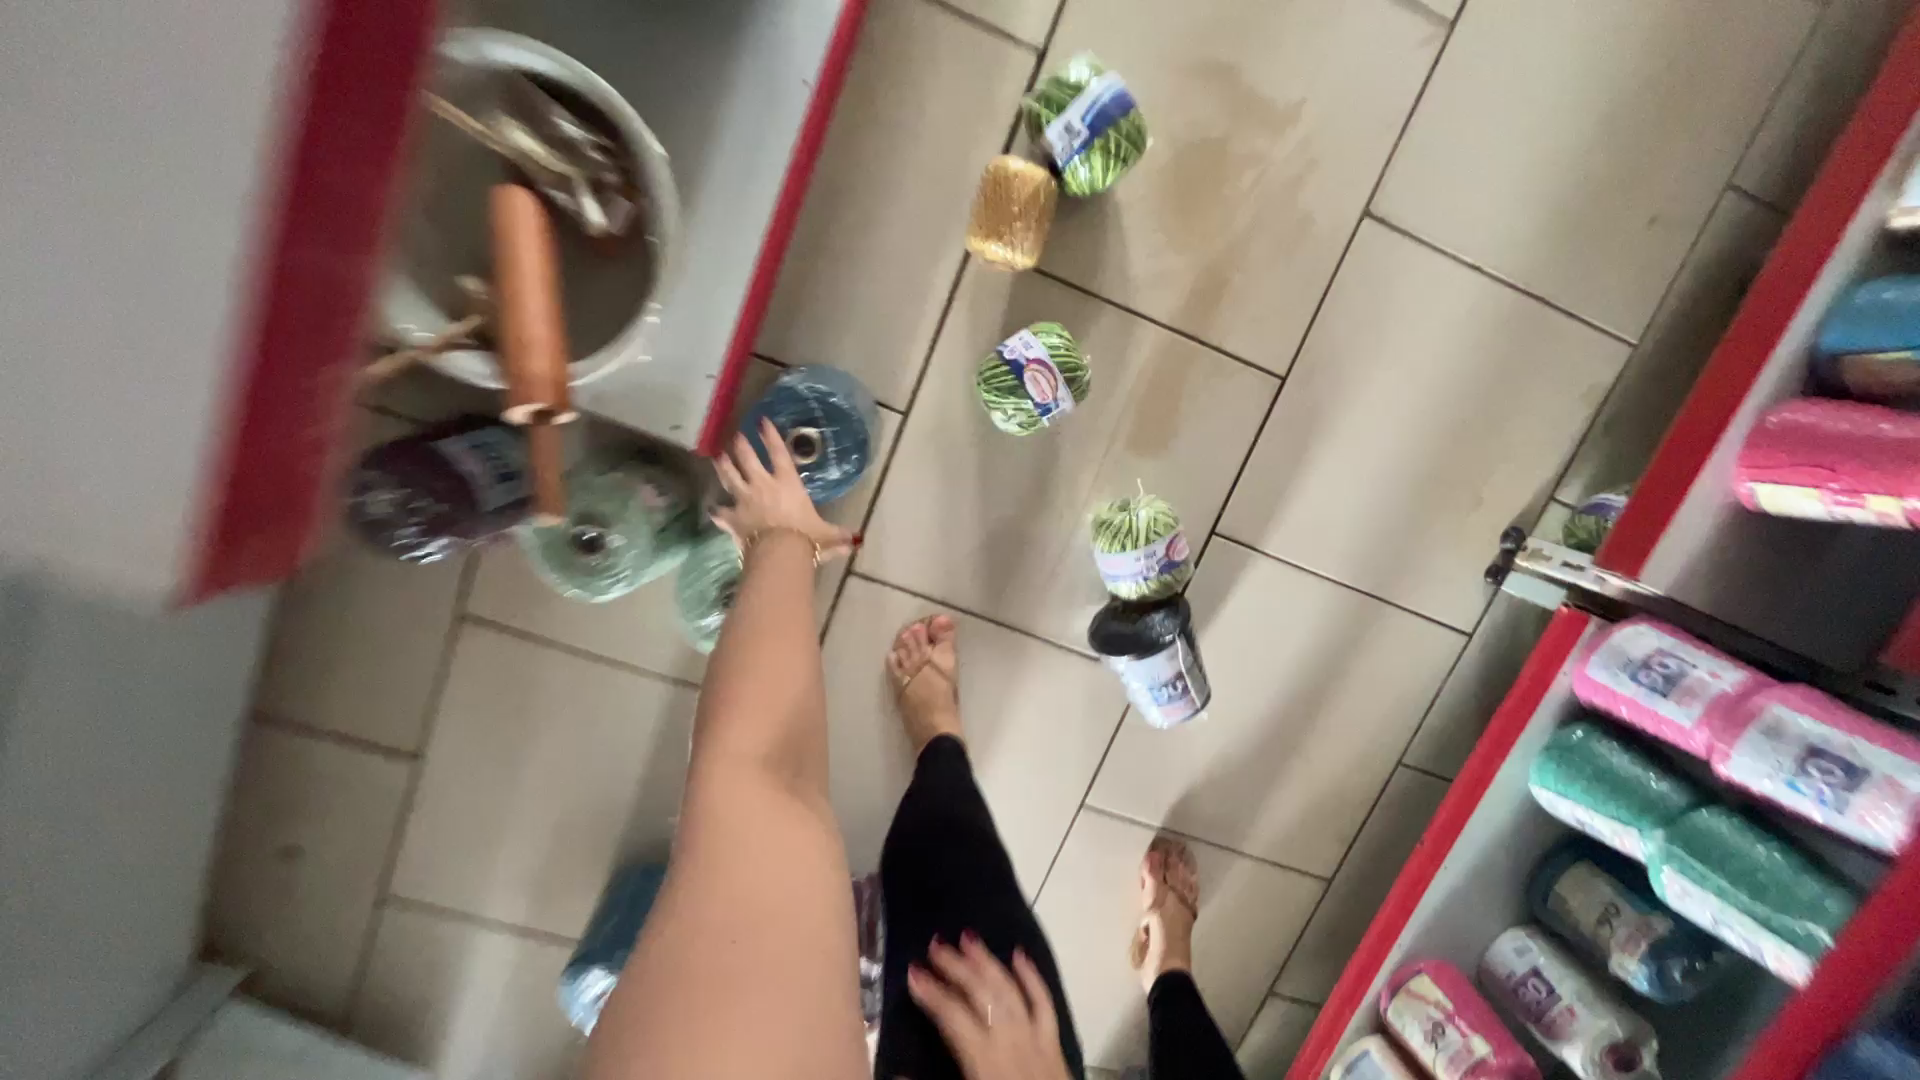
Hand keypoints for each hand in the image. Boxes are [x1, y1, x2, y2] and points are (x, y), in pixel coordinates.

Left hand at [711, 418, 854, 561]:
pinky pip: (720, 512)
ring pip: (729, 477)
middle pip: (747, 459)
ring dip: (723, 466)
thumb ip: (838, 535)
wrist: (779, 553)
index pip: (778, 453)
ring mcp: (744, 500)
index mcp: (787, 483)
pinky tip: (713, 509)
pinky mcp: (732, 518)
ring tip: (718, 457)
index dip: (770, 436)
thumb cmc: (805, 537)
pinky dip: (717, 511)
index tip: (762, 421)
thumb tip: (855, 541)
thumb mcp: (826, 534)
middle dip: (741, 445)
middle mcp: (762, 485)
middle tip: (737, 436)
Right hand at [907, 933, 1072, 1079]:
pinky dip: (1031, 977)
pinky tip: (1019, 955)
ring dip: (988, 962)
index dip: (932, 993)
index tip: (912, 973)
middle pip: (981, 994)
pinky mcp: (1054, 1045)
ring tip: (968, 939)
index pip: (952, 1017)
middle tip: (935, 945)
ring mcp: (1035, 1039)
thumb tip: (895, 1071)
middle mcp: (1010, 1042)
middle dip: (956, 967)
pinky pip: (1044, 1003)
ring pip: (1009, 989)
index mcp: (984, 1062)